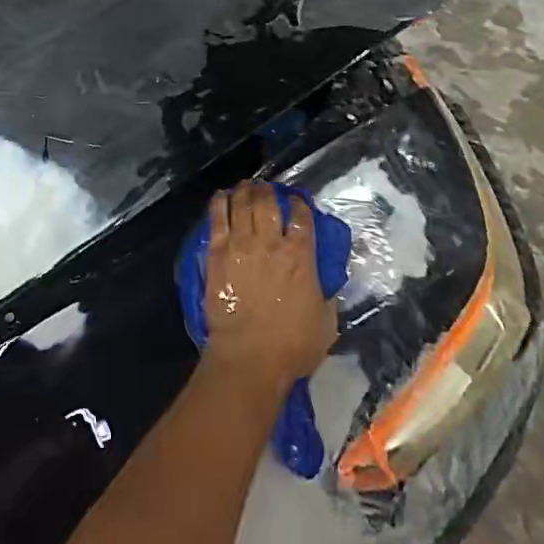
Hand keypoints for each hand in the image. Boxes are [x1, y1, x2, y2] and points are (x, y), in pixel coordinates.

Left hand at [200, 181, 338, 393]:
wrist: (249, 357)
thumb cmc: (293, 346)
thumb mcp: (326, 320)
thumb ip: (326, 293)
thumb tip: (325, 280)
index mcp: (301, 256)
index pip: (301, 216)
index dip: (299, 203)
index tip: (296, 201)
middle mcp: (271, 242)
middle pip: (268, 202)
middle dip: (268, 190)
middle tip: (266, 188)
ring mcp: (241, 245)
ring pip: (242, 204)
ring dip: (245, 190)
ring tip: (246, 186)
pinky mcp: (217, 253)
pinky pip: (217, 218)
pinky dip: (220, 203)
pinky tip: (222, 196)